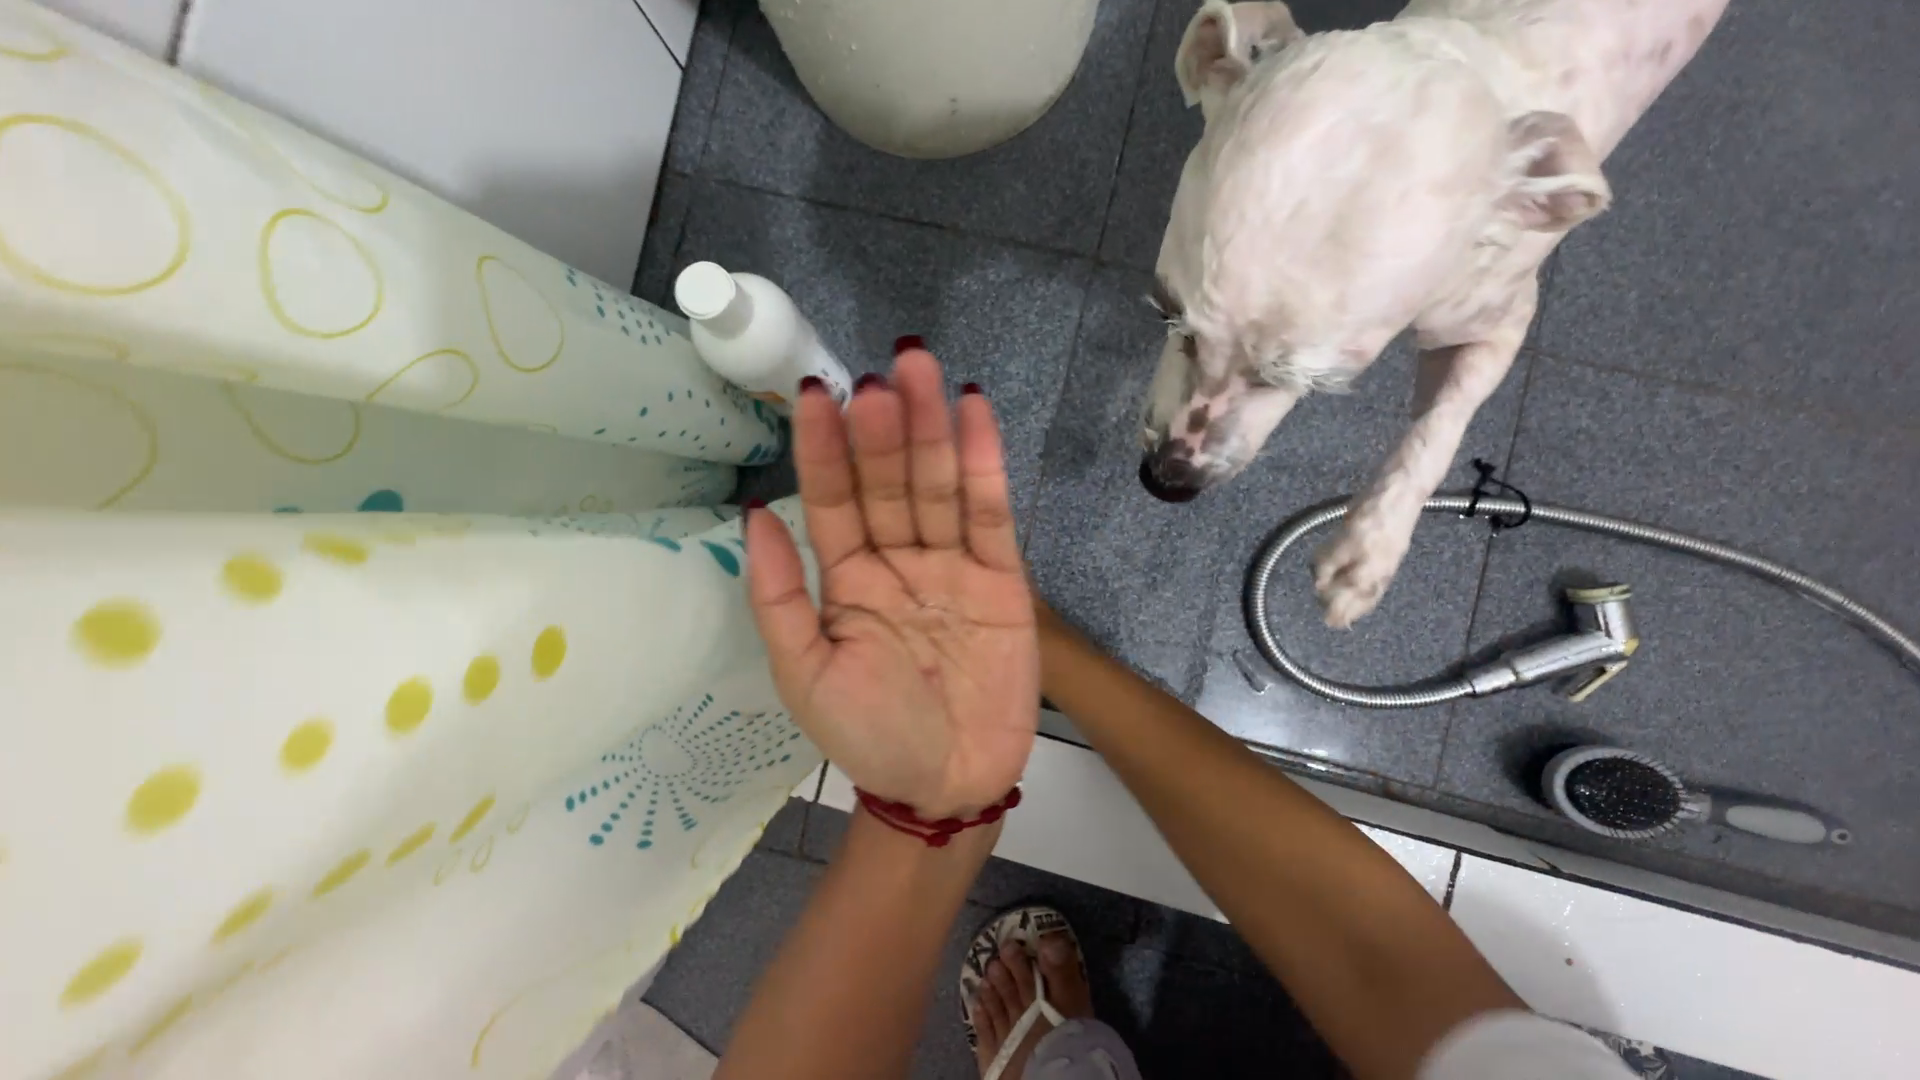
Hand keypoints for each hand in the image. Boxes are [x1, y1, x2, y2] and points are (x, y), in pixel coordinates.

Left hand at [744, 347, 1038, 817]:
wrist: (944, 786)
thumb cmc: (869, 735)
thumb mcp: (805, 673)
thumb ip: (779, 595)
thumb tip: (754, 514)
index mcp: (846, 579)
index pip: (832, 500)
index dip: (823, 449)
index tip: (815, 395)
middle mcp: (897, 559)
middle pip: (889, 480)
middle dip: (883, 426)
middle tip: (881, 371)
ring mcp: (951, 565)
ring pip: (938, 485)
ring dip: (930, 427)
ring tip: (920, 368)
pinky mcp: (1002, 579)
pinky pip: (990, 514)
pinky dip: (984, 463)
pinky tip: (974, 411)